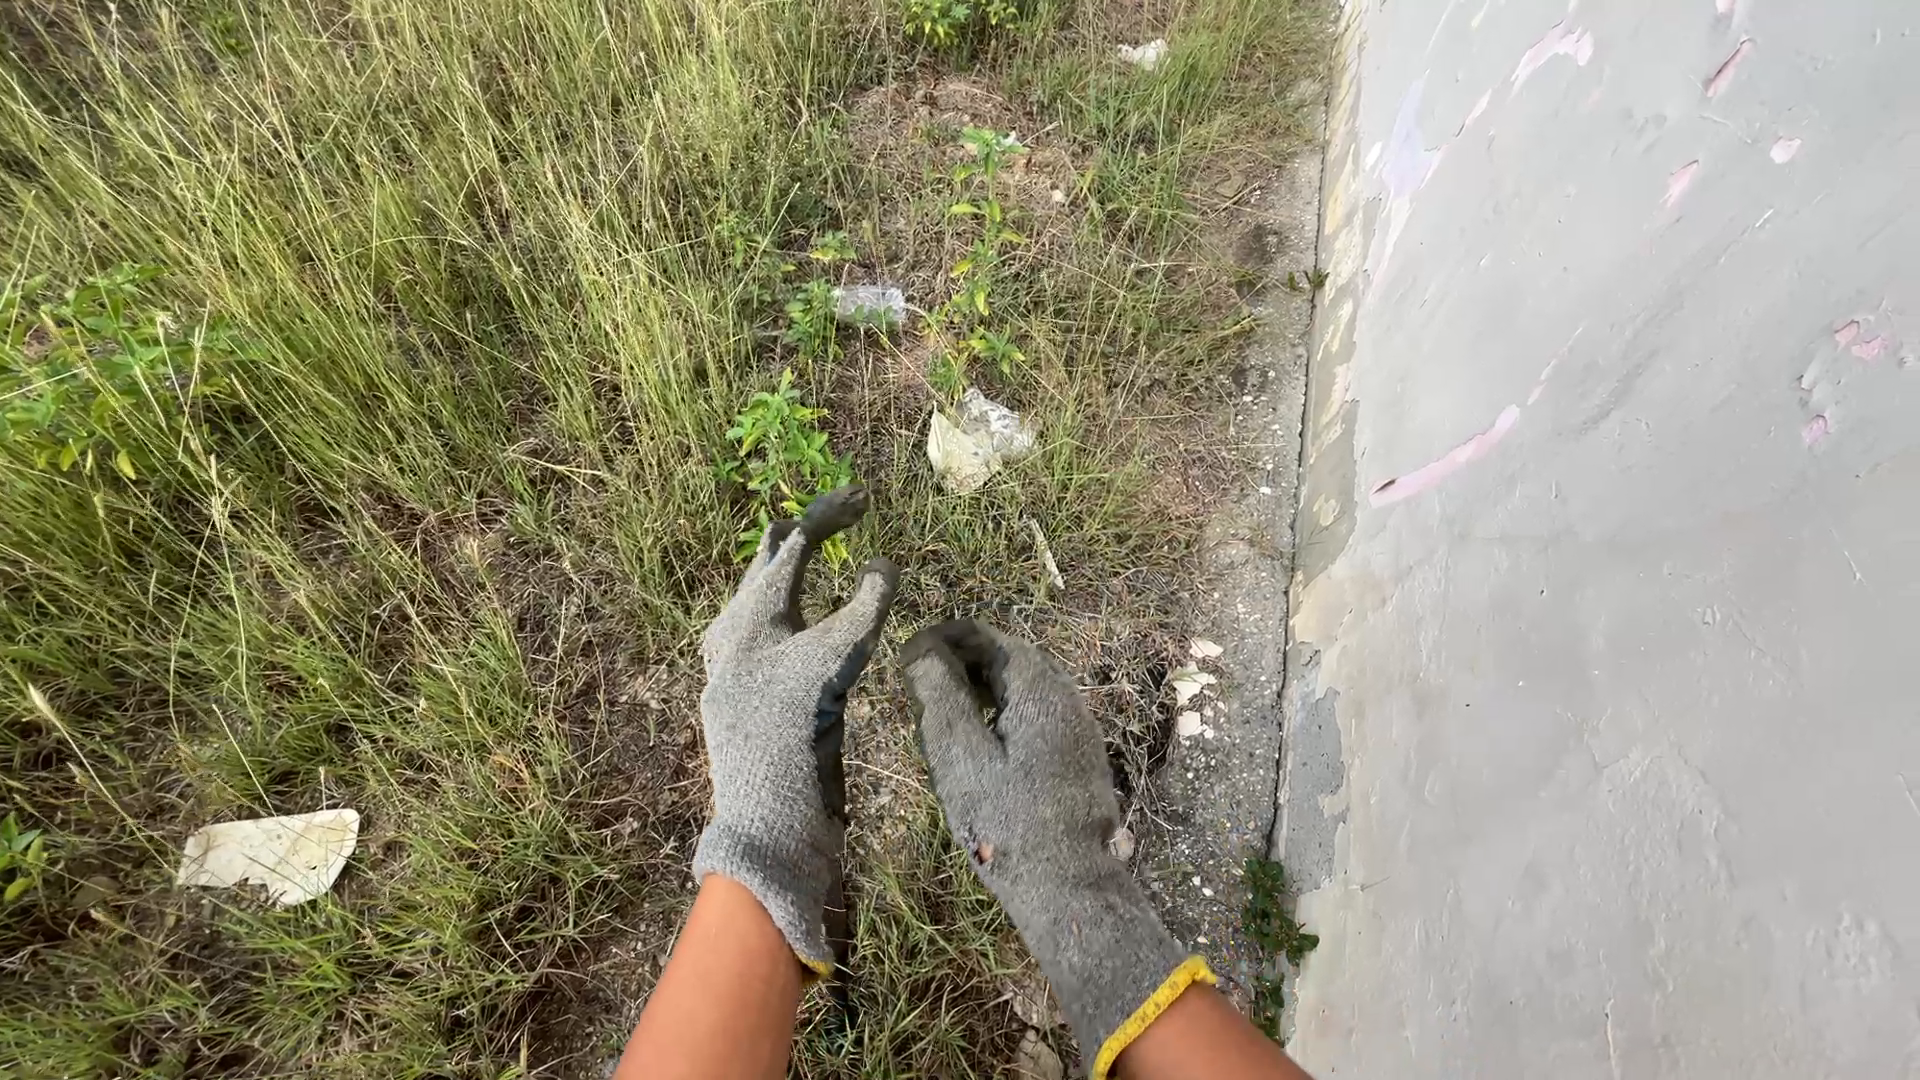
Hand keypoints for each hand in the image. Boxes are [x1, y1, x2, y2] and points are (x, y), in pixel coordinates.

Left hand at [693, 487, 897, 975]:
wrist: (767, 817)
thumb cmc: (796, 736)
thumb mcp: (835, 662)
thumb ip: (864, 607)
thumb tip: (885, 565)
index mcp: (749, 615)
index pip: (792, 546)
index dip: (829, 515)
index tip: (865, 496)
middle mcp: (732, 629)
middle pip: (767, 562)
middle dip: (804, 532)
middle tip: (843, 512)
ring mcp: (733, 660)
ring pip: (760, 592)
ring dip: (790, 566)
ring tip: (811, 545)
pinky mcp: (745, 686)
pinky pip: (765, 625)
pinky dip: (790, 603)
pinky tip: (801, 612)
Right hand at [901, 620, 1214, 1079]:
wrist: (1073, 890)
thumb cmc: (1008, 822)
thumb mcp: (960, 755)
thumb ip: (940, 694)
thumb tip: (920, 648)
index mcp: (1038, 686)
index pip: (983, 636)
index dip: (939, 640)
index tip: (902, 660)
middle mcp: (1063, 693)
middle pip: (1003, 657)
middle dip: (956, 665)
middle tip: (916, 691)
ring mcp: (1074, 722)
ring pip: (1016, 686)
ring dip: (975, 690)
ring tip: (939, 719)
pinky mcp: (1074, 749)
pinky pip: (1029, 712)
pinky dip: (996, 713)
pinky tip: (975, 745)